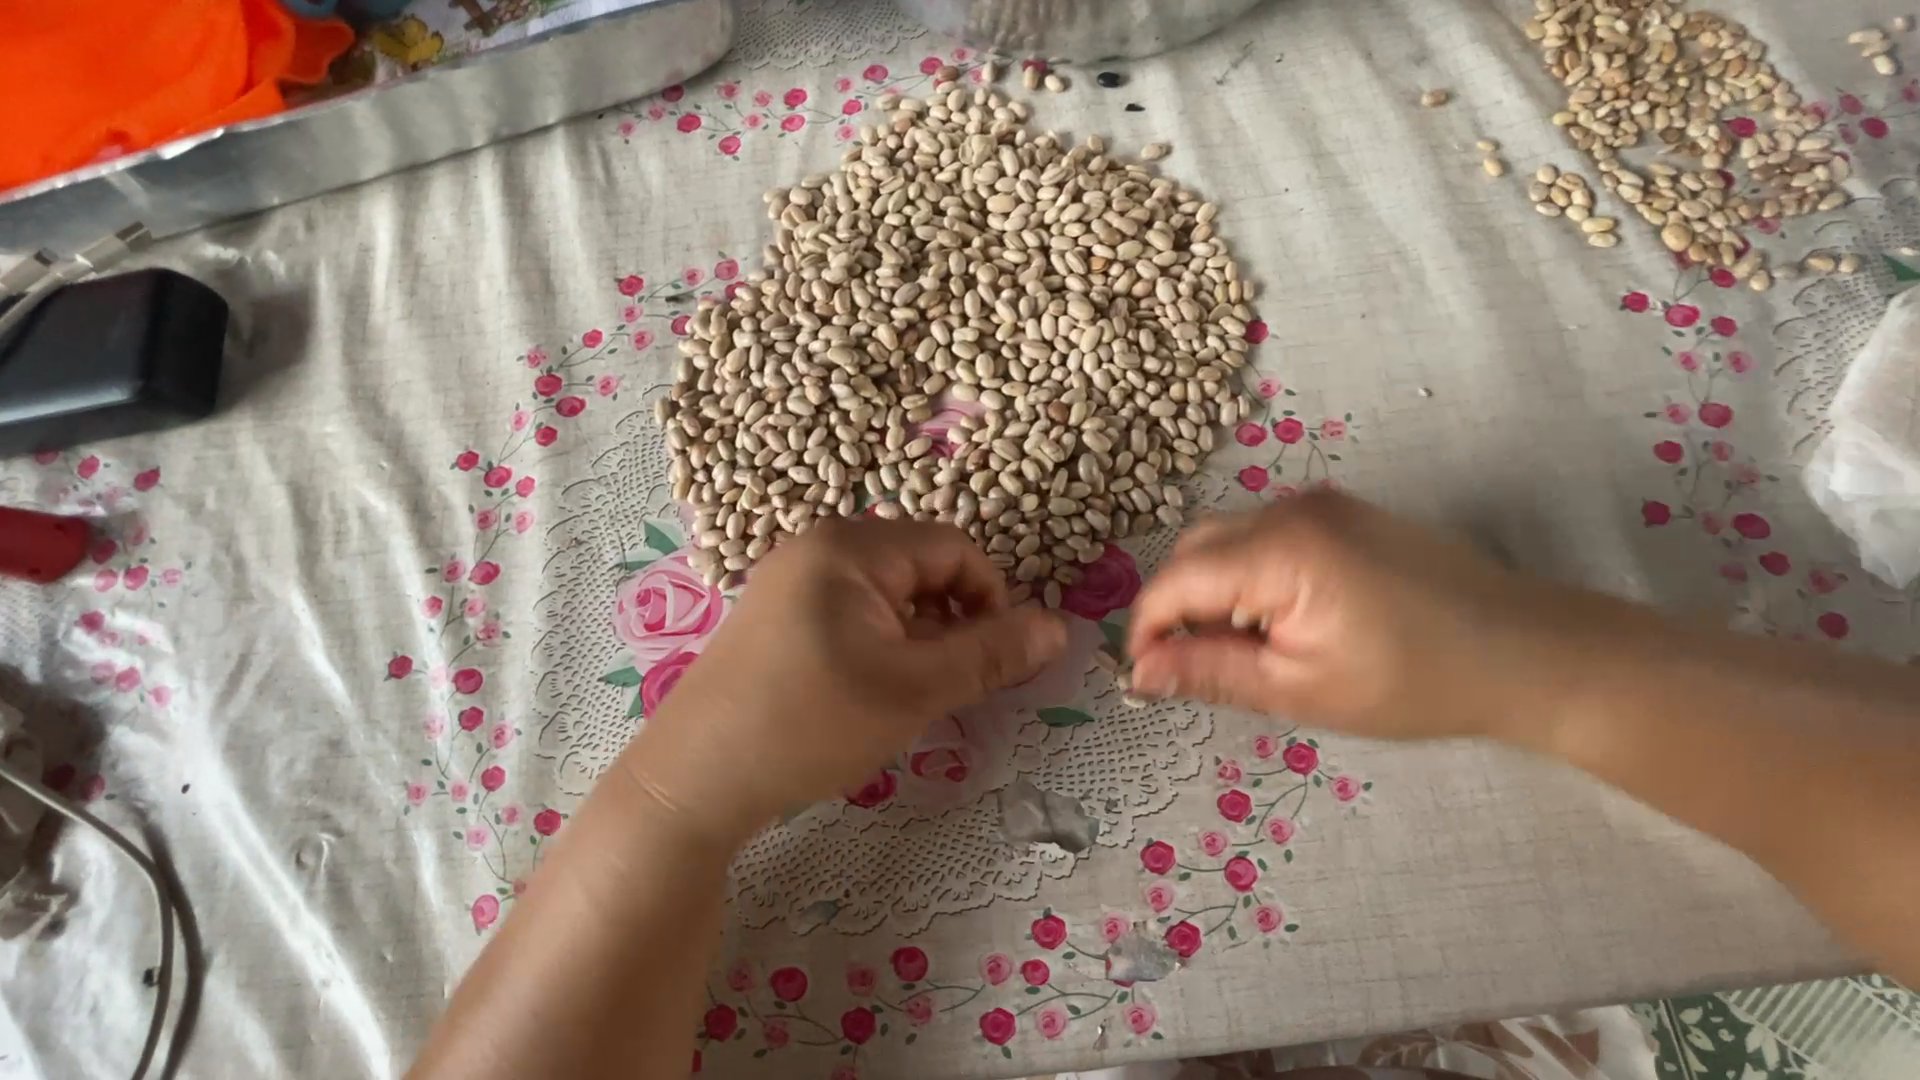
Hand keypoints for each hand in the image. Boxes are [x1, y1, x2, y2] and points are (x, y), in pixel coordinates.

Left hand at [622, 518, 1067, 841]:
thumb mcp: (915, 690)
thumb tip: (1058, 627)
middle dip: (951, 621)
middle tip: (948, 684)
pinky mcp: (777, 615)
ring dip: (917, 638)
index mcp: (851, 546)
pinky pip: (852, 612)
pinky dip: (880, 644)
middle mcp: (819, 547)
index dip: (990, 599)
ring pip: (888, 595)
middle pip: (920, 567)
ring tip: (907, 694)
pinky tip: (867, 694)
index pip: (954, 549)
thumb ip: (991, 655)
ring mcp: (791, 579)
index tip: (992, 660)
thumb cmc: (811, 723)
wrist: (695, 780)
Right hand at [1126, 493, 1570, 740]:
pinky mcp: (1338, 510)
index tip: (1145, 676)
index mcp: (1280, 552)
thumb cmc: (1415, 682)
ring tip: (1245, 645)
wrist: (1529, 651)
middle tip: (1197, 665)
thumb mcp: (1299, 689)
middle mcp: (1290, 509)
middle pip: (1194, 549)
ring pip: (1224, 538)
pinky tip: (1279, 616)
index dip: (1147, 628)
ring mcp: (1317, 503)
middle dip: (1178, 606)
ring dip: (1211, 588)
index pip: (1175, 580)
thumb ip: (1208, 673)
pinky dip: (1245, 572)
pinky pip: (1261, 533)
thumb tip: (1137, 673)